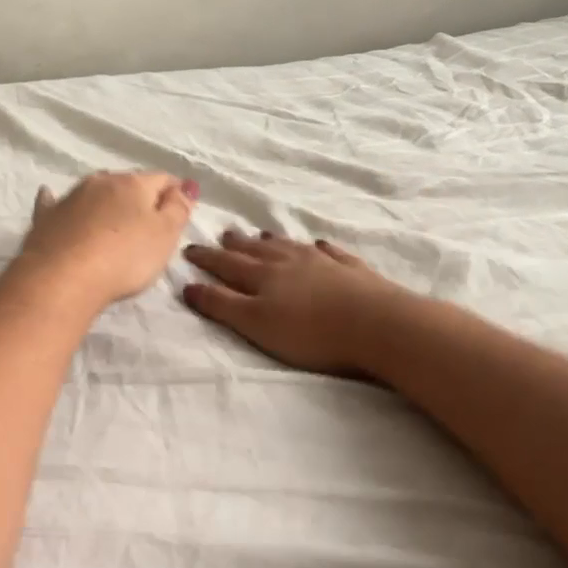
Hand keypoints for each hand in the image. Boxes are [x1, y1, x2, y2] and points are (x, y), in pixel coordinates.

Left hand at [17, 172, 198, 307]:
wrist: (62, 277)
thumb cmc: (123, 257)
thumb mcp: (165, 235)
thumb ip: (178, 209)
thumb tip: (184, 186)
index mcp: (133, 184)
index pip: (162, 179)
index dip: (175, 191)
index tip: (182, 204)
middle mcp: (100, 182)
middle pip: (126, 183)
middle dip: (139, 196)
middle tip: (148, 218)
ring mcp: (70, 198)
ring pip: (94, 190)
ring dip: (105, 198)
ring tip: (112, 214)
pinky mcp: (46, 217)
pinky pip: (54, 202)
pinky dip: (58, 201)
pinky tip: (49, 195)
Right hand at [182, 230, 418, 374]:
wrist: (380, 325)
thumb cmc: (311, 332)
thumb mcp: (256, 324)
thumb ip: (221, 305)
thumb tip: (188, 286)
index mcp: (262, 276)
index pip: (226, 263)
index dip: (206, 258)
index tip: (188, 249)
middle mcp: (289, 262)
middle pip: (256, 250)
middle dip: (236, 244)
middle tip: (223, 235)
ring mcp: (324, 263)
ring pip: (290, 247)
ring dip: (272, 242)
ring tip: (261, 236)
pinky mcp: (354, 271)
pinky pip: (330, 253)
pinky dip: (319, 248)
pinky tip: (318, 246)